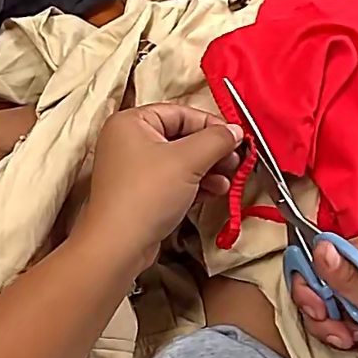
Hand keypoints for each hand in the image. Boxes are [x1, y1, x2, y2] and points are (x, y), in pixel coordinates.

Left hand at [77, 105, 241, 266]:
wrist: (121, 244)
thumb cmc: (149, 194)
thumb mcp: (188, 161)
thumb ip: (216, 140)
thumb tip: (236, 130)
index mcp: (132, 122)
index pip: (180, 113)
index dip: (212, 124)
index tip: (237, 139)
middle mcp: (130, 140)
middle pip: (182, 137)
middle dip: (212, 151)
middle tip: (236, 161)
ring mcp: (135, 169)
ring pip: (181, 161)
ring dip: (208, 169)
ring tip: (228, 181)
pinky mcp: (142, 193)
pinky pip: (174, 180)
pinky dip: (196, 184)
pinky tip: (215, 192)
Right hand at [291, 235, 357, 357]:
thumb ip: (346, 276)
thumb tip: (320, 247)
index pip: (318, 253)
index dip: (311, 277)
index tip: (319, 300)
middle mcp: (355, 269)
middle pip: (310, 279)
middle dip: (316, 305)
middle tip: (329, 317)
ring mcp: (351, 294)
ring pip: (314, 305)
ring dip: (326, 325)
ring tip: (351, 335)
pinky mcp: (348, 318)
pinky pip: (323, 323)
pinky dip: (332, 335)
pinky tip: (353, 341)